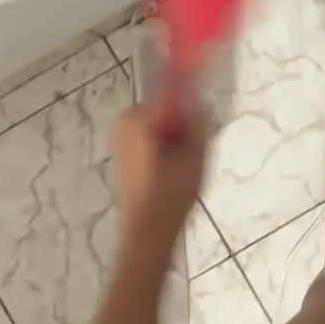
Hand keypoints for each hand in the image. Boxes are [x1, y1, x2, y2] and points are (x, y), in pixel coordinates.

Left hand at [111, 100, 208, 245]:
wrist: (149, 230)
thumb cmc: (172, 192)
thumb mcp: (196, 153)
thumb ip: (200, 121)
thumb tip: (201, 101)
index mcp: (139, 118)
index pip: (170, 93)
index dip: (190, 98)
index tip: (205, 110)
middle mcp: (124, 123)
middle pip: (163, 111)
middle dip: (181, 123)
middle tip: (197, 147)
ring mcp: (119, 141)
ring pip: (157, 127)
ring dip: (173, 139)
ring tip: (186, 164)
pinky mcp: (122, 157)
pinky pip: (149, 141)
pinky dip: (162, 149)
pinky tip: (174, 172)